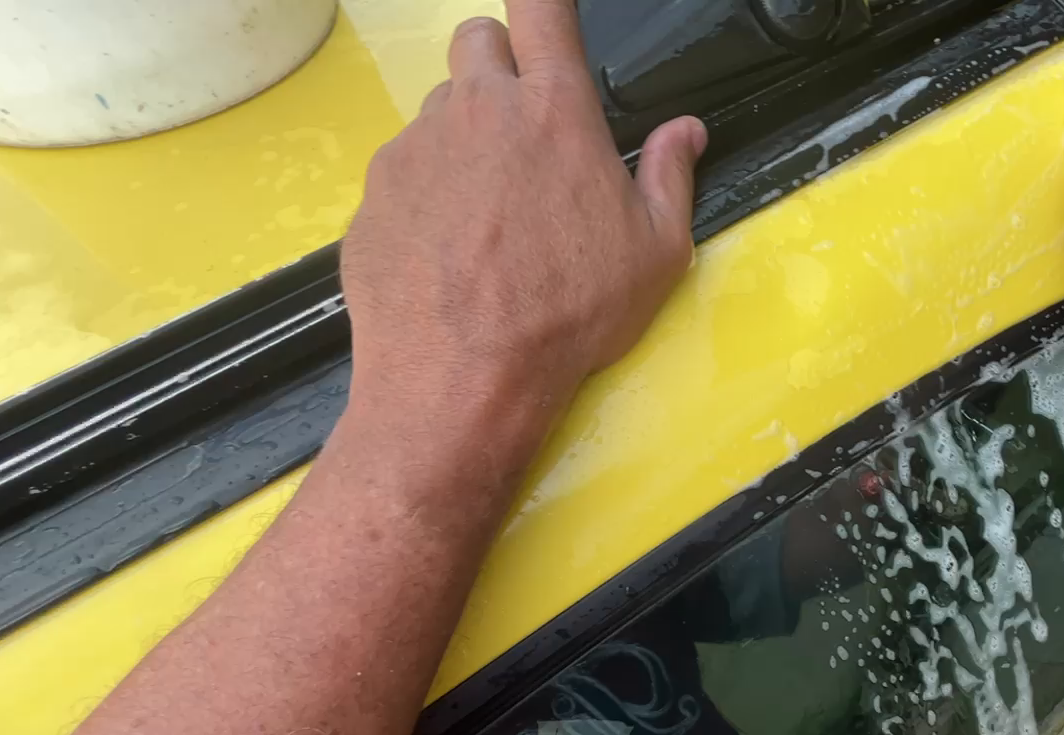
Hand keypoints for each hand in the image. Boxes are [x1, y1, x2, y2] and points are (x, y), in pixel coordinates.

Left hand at [340, 0, 706, 449]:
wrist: (470, 369)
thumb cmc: (578, 309)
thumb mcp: (658, 254)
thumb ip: (672, 178)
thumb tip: (687, 129)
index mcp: (555, 114)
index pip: (541, 7)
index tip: (553, 9)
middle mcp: (477, 108)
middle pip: (480, 40)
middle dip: (507, 67)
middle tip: (533, 135)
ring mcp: (417, 144)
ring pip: (444, 108)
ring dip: (473, 136)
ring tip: (498, 215)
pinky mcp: (376, 187)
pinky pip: (410, 164)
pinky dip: (437, 187)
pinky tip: (459, 248)